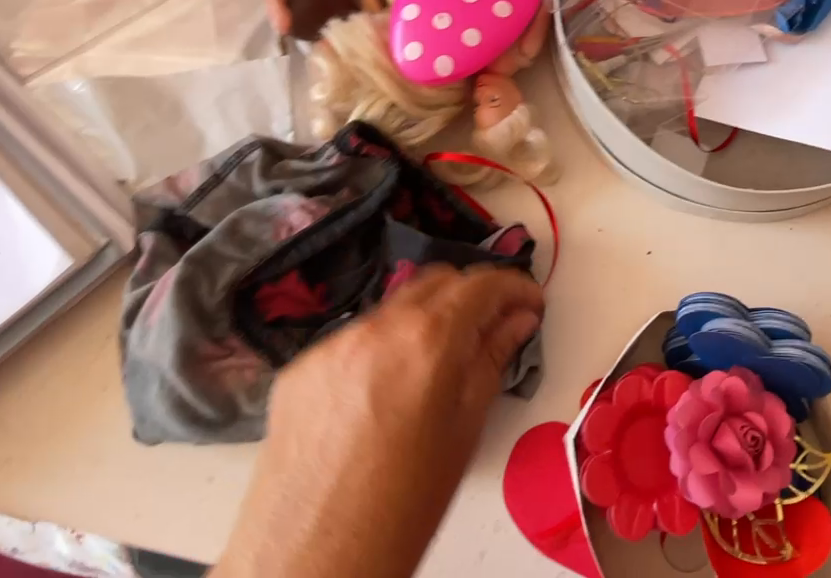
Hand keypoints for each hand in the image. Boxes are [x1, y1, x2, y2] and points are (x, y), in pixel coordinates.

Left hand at [213, 264, 543, 577]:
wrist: (310, 565)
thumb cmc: (406, 505)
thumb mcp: (466, 427)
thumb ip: (493, 358)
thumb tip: (519, 319)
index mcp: (427, 340)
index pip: (482, 283)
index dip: (515, 286)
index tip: (531, 302)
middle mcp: (376, 327)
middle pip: (436, 281)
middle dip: (472, 294)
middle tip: (495, 325)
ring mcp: (330, 345)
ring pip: (394, 307)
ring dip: (427, 318)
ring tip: (441, 361)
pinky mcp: (298, 370)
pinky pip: (354, 339)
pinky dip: (384, 347)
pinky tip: (389, 390)